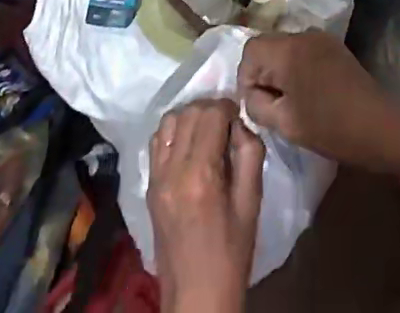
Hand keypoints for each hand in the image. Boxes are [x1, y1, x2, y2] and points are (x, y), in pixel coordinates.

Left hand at [147, 99, 262, 312]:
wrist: (196, 295)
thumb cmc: (232, 251)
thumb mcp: (252, 201)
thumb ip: (250, 154)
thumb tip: (240, 124)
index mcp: (201, 174)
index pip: (210, 114)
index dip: (228, 106)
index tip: (240, 117)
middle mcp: (172, 170)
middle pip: (188, 112)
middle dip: (211, 108)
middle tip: (227, 122)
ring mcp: (155, 178)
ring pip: (168, 121)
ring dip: (189, 116)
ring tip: (207, 130)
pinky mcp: (148, 187)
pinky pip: (156, 142)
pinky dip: (172, 132)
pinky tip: (188, 144)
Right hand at [240, 31, 399, 171]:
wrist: (380, 127)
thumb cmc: (330, 128)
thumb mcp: (284, 124)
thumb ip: (256, 104)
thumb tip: (251, 93)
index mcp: (288, 50)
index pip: (250, 51)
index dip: (247, 78)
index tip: (259, 105)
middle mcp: (303, 34)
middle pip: (266, 45)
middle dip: (262, 73)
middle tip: (272, 104)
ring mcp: (321, 37)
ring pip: (284, 47)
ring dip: (279, 69)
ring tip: (290, 100)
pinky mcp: (334, 46)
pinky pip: (302, 49)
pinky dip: (296, 66)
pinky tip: (308, 91)